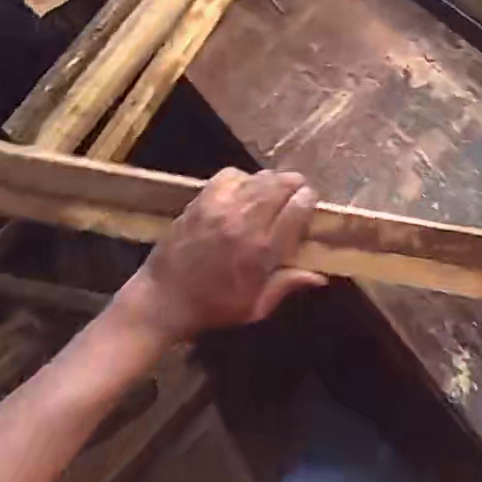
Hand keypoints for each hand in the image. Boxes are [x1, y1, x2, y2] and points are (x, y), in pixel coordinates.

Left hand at [110, 168, 327, 344]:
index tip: (307, 209)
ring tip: (268, 197)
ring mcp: (222, 206)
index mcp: (263, 248)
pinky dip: (243, 180)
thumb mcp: (255, 307)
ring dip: (272, 183)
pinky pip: (233, 174)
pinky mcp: (203, 199)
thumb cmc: (213, 307)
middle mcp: (246, 220)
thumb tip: (321, 276)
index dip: (309, 202)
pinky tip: (241, 194)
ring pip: (262, 175)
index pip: (300, 206)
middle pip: (285, 182)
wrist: (160, 301)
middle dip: (295, 187)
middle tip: (292, 200)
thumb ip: (288, 285)